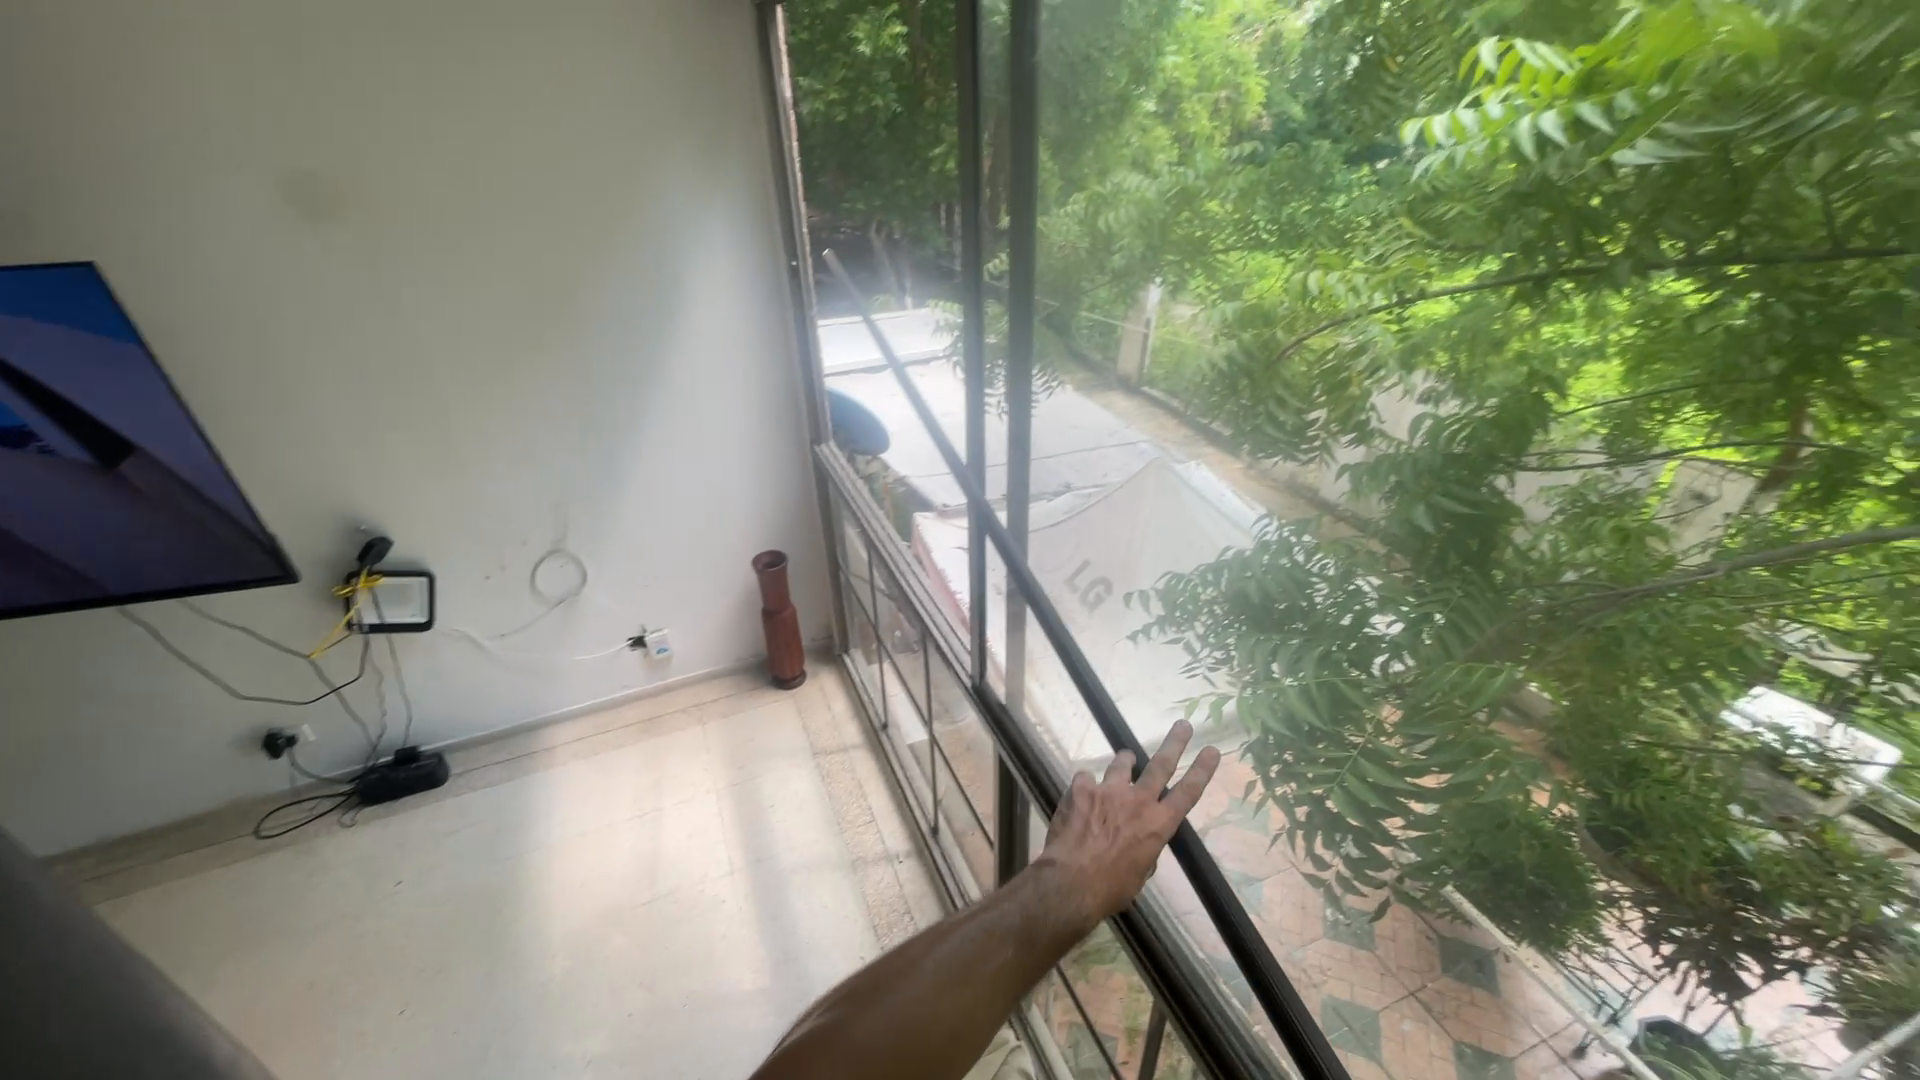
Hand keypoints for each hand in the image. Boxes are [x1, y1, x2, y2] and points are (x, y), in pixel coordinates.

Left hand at [1031, 720, 1220, 932]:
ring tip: (1126, 760)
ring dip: (1124, 762)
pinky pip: (1086, 779)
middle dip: (1174, 743)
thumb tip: (1139, 841)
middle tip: (1183, 725)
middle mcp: (1138, 801)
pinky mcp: (1082, 788)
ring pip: (1121, 764)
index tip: (1212, 750)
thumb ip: (1144, 849)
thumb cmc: (1111, 887)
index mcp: (1158, 824)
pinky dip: (1086, 787)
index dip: (1201, 771)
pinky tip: (1080, 797)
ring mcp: (1109, 790)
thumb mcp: (1139, 873)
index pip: (1187, 792)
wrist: (1072, 881)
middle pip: (1161, 764)